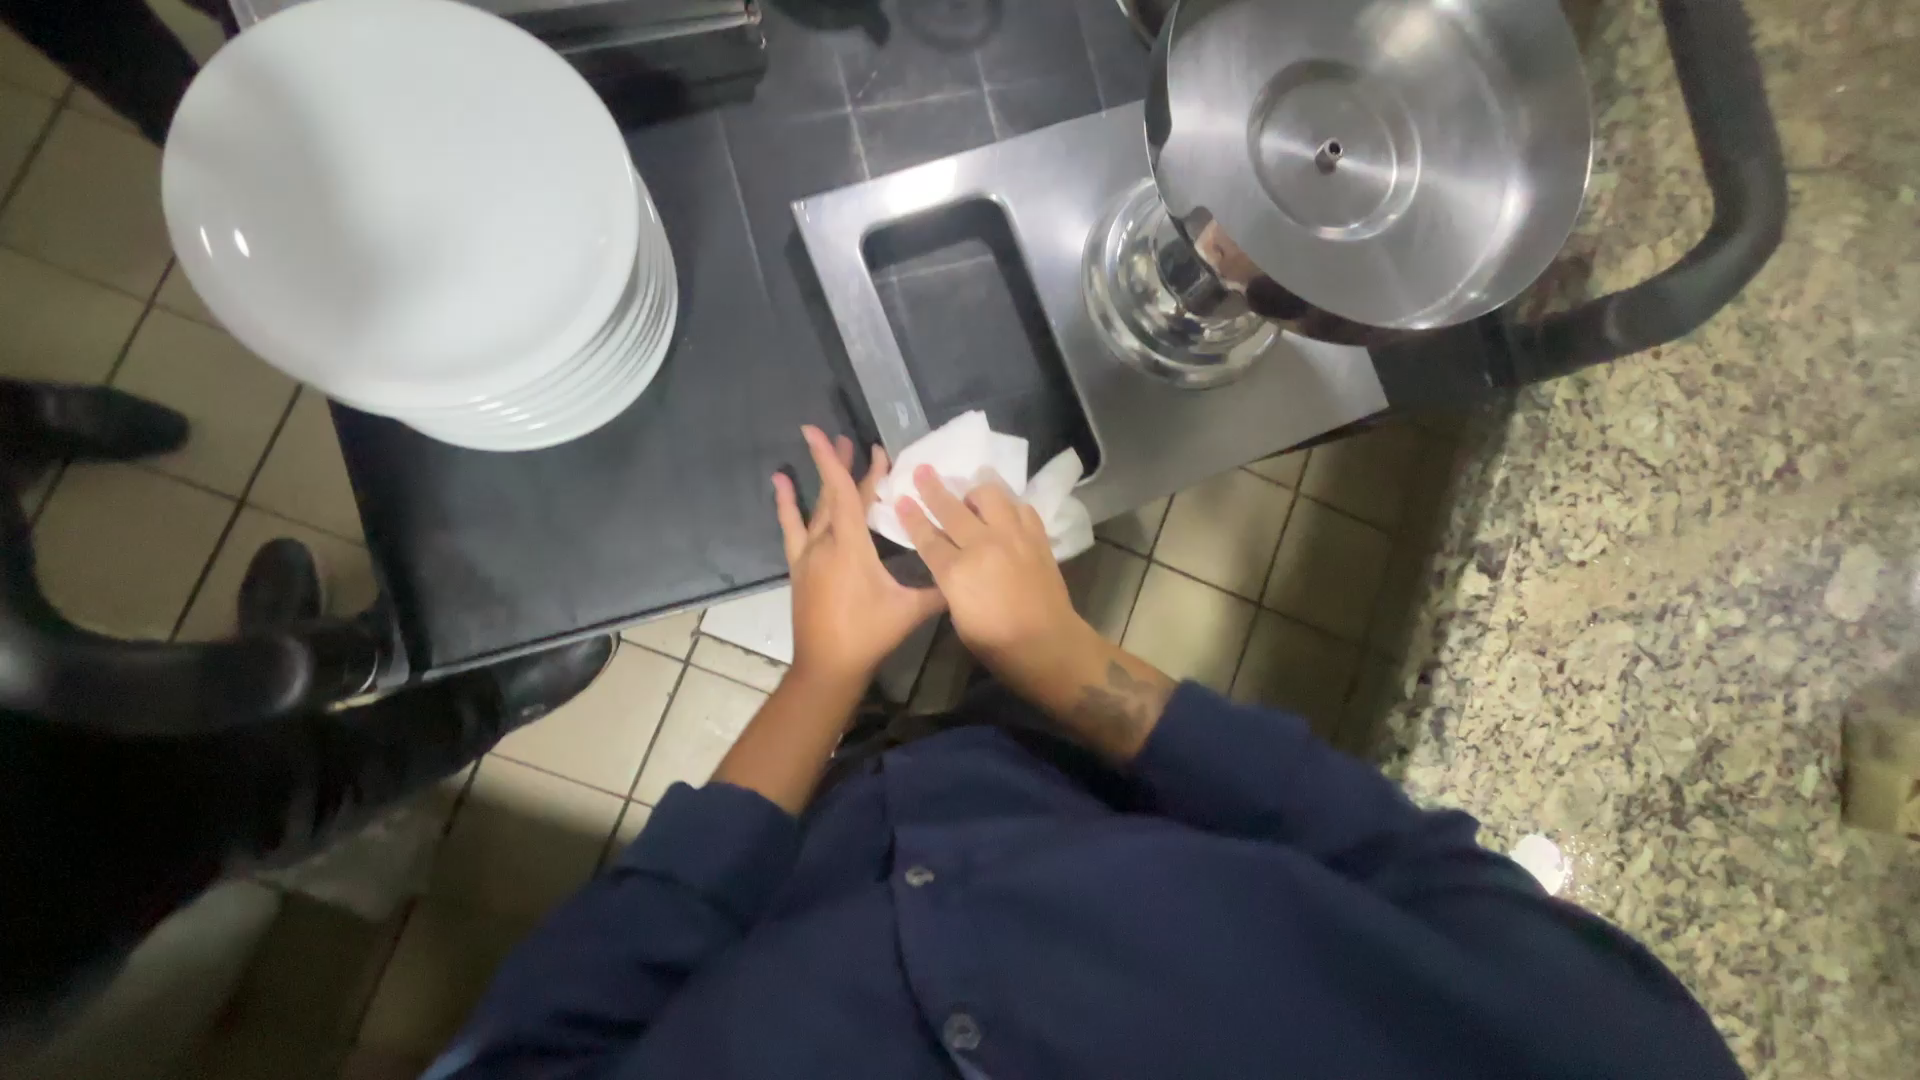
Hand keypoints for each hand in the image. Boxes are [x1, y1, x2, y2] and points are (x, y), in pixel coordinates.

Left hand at [773, 426, 945, 690]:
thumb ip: (939, 589)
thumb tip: (967, 572)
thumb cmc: (869, 635)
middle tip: (848, 439)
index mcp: (851, 547)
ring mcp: (808, 554)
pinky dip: (786, 503)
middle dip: (842, 464)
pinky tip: (780, 483)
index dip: (854, 466)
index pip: (848, 494)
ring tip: (827, 447)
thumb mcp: (910, 611)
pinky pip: (791, 528)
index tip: (864, 442)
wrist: (827, 666)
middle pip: (833, 495)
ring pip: (815, 507)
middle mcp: (825, 543)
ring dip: (821, 478)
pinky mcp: (799, 567)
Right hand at [896, 466, 1173, 762]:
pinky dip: (1009, 505)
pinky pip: (1021, 508)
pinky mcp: (1037, 537)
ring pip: (991, 496)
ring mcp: (1013, 537)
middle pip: (953, 509)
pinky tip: (1005, 511)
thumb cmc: (995, 642)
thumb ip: (950, 581)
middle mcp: (983, 545)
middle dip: (934, 489)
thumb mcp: (958, 615)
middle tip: (923, 471)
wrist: (1046, 643)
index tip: (902, 499)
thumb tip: (949, 562)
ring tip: (972, 495)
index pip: (928, 537)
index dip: (913, 517)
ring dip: (976, 491)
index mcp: (957, 571)